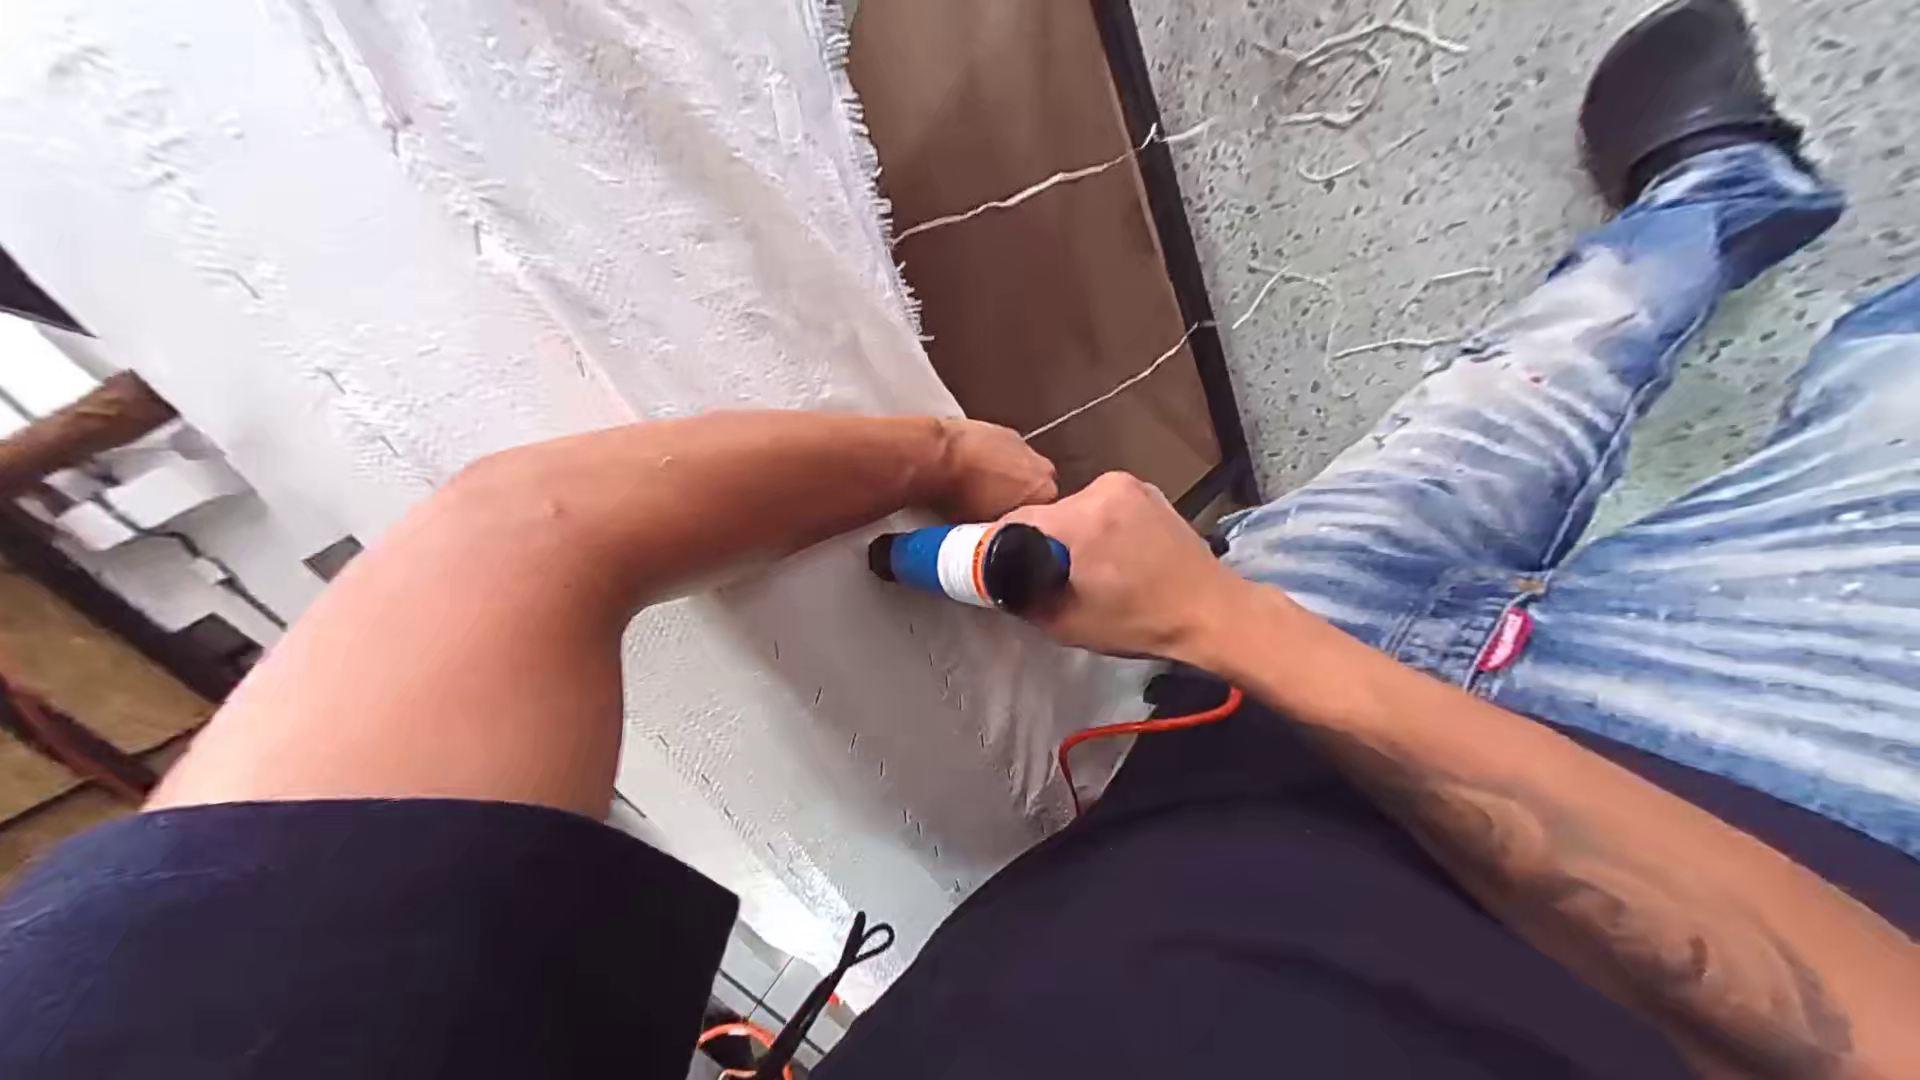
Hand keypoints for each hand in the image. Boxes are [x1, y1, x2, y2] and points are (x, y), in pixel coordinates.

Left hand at [923, 418, 1058, 521]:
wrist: (936, 457)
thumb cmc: (957, 493)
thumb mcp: (984, 527)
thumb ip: (1003, 528)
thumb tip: (997, 533)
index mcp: (1044, 492)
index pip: (1044, 513)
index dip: (1024, 521)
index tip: (1008, 525)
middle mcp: (1041, 466)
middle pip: (1035, 487)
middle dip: (1019, 496)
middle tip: (995, 507)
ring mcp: (1022, 445)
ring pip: (1021, 467)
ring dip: (1008, 475)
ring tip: (981, 485)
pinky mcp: (1003, 430)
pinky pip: (1005, 450)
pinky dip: (994, 458)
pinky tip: (975, 467)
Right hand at [1001, 471, 1247, 658]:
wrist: (1210, 612)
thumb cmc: (1140, 622)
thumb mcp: (1066, 623)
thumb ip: (1022, 597)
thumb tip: (1000, 580)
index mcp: (1081, 519)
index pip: (1016, 520)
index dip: (1002, 545)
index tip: (1004, 565)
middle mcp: (1103, 489)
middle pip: (1048, 513)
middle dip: (1044, 541)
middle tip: (1053, 573)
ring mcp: (1129, 485)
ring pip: (1075, 508)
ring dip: (1072, 532)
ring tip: (1090, 565)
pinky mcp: (1147, 490)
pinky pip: (1102, 504)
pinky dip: (1099, 524)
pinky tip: (1115, 551)